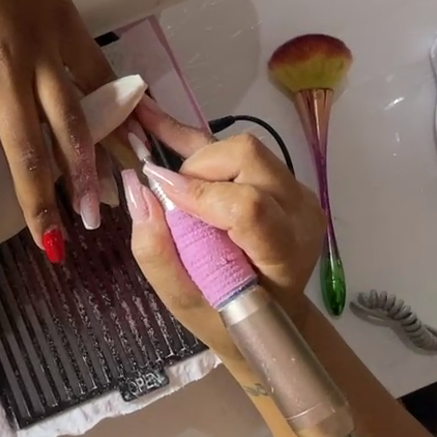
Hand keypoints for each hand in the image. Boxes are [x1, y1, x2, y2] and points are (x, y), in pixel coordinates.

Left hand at [0, 0, 115, 263]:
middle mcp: (2, 72)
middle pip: (26, 154)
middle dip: (41, 207)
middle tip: (57, 248)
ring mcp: (42, 50)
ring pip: (72, 124)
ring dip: (87, 173)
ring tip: (101, 211)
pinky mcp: (69, 28)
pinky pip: (97, 78)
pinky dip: (115, 111)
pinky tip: (130, 139)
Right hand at [123, 106, 326, 381]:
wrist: (267, 316)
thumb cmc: (228, 318)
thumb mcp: (185, 303)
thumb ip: (158, 252)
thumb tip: (138, 191)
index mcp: (284, 251)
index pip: (248, 205)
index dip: (197, 193)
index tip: (158, 193)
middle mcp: (298, 212)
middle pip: (246, 156)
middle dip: (195, 170)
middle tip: (170, 198)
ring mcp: (293, 190)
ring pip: (239, 145)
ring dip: (195, 158)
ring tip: (158, 167)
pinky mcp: (276, 177)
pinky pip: (232, 148)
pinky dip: (190, 137)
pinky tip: (151, 118)